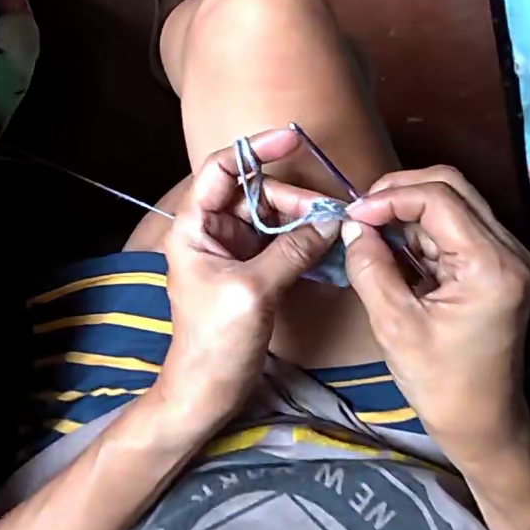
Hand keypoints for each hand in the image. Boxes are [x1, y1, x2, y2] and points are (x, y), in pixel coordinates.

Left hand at [157, 128, 339, 430]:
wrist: (207, 390)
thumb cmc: (215, 341)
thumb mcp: (254, 291)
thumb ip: (292, 251)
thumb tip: (329, 222)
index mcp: (194, 227)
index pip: (221, 170)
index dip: (255, 150)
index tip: (292, 139)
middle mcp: (211, 232)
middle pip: (255, 194)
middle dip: (293, 198)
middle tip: (331, 211)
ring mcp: (232, 251)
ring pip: (271, 219)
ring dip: (302, 220)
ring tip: (335, 229)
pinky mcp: (250, 271)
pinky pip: (279, 244)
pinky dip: (302, 242)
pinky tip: (327, 247)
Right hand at [340, 167, 529, 466]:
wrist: (482, 424)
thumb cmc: (440, 382)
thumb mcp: (394, 325)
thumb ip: (369, 267)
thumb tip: (351, 226)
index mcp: (491, 266)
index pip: (439, 198)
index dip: (388, 198)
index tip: (351, 216)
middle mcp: (508, 250)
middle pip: (450, 186)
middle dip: (398, 191)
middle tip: (360, 214)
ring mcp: (504, 255)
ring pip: (450, 201)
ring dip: (405, 210)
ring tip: (370, 234)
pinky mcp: (492, 264)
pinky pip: (450, 226)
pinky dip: (416, 229)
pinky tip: (392, 251)